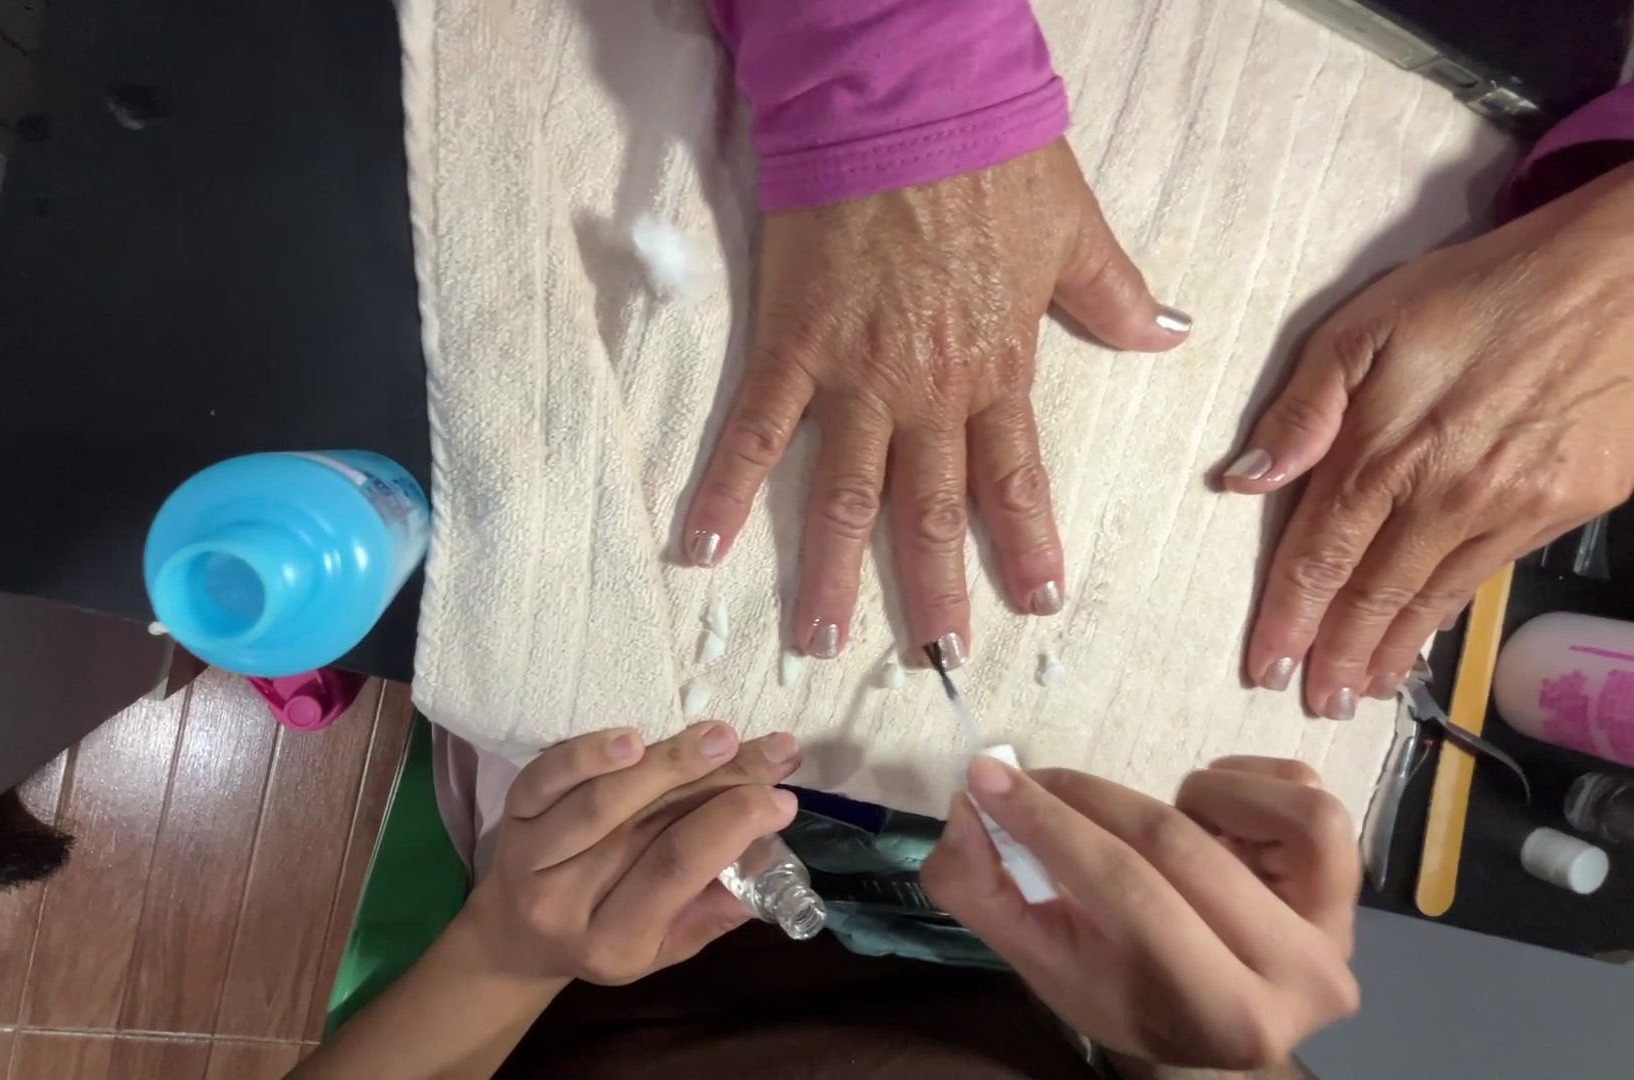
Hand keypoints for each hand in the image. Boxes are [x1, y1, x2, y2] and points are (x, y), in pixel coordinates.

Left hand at [458, 721, 801, 985]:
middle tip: (771, 752)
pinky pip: (548, 775)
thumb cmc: (601, 936)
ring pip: (603, 800)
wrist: (514, 932)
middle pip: (649, 828)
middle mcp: (567, 899)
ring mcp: (534, 851)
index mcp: (614, 941)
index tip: (783, 799)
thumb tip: (767, 852)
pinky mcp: (515, 809)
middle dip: (718, 783)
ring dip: (667, 762)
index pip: (677, 870)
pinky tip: (633, 737)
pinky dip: (588, 753)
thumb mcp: (659, 948)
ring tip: (720, 736)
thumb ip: (710, 912)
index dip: (732, 829)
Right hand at [682, 140, 1189, 664]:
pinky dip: (725, 491)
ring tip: (822, 638)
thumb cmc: (987, 159)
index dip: (1028, 542)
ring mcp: (850, 379)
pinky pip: (752, 433)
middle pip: (930, 510)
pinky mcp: (789, 352)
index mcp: (995, 367)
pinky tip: (702, 548)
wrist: (901, 102)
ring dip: (832, 572)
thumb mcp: (1070, 224)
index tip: (1037, 602)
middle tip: (934, 656)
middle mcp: (924, 393)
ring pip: (843, 495)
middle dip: (934, 589)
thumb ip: (1115, 295)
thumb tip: (1170, 335)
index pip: (1015, 476)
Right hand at [923, 756, 1359, 1069]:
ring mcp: (1339, 933)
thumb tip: (966, 807)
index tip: (985, 775)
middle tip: (1028, 781)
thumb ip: (979, 888)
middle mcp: (1302, 980)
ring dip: (1190, 794)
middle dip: (1082, 795)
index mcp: (1217, 1012)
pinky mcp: (1352, 890)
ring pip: (1278, 817)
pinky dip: (1246, 783)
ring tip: (1144, 822)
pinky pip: (1311, 800)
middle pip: (1175, 843)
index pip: (1125, 887)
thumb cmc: (1112, 983)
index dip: (1047, 820)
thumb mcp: (1033, 951)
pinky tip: (1205, 812)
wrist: (1202, 1010)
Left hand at [1226, 163, 1633, 717]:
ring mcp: (1514, 506)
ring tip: (1360, 693)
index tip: (1263, 667)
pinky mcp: (1571, 504)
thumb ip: (1300, 413)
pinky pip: (1488, 577)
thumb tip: (1241, 480)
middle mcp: (1443, 497)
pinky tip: (1426, 641)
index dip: (1286, 619)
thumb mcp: (1360, 332)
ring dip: (1389, 650)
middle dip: (1334, 654)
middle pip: (1370, 594)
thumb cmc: (1481, 292)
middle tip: (1310, 703)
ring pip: (1430, 597)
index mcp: (1381, 459)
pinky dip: (1447, 618)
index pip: (1315, 560)